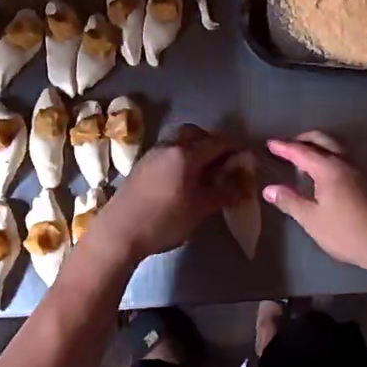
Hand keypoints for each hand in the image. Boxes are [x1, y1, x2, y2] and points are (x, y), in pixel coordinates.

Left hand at [87, 124, 239, 261]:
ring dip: (195, 148)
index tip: (248, 156)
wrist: (118, 232)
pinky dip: (180, 156)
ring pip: (179, 140)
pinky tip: (183, 177)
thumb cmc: (163, 221)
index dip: (237, 147)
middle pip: (196, 133)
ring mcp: (152, 154)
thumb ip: (223, 193)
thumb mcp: (199, 210)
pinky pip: (167, 151)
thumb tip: (243, 186)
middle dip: (213, 142)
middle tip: (225, 161)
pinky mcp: (141, 165)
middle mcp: (169, 146)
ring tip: (204, 171)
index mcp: (186, 154)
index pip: (218, 142)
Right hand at [264, 132, 366, 275]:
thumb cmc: (346, 232)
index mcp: (329, 168)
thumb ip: (290, 201)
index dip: (284, 147)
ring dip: (320, 146)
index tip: (270, 144)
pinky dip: (331, 156)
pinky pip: (346, 157)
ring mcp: (361, 169)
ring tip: (306, 159)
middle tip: (288, 146)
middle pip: (323, 140)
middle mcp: (346, 162)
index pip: (301, 151)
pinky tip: (328, 174)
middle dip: (303, 139)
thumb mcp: (312, 219)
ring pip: (337, 146)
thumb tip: (269, 189)